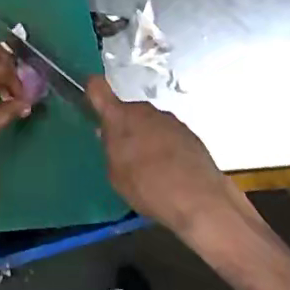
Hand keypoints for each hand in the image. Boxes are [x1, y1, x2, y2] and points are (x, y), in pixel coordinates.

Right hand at [87, 75, 242, 237]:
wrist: (200, 200)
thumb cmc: (148, 188)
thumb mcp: (116, 175)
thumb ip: (111, 150)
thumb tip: (110, 137)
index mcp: (120, 118)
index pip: (99, 89)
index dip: (93, 89)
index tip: (90, 93)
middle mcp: (145, 111)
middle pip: (128, 111)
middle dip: (125, 127)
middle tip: (124, 153)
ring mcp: (171, 120)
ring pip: (150, 123)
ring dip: (147, 137)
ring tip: (151, 167)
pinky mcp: (191, 134)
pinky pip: (169, 135)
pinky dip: (167, 147)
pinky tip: (171, 171)